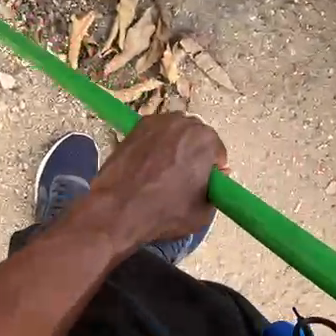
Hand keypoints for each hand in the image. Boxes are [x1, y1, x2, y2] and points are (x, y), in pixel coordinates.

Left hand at [80, 112, 226, 246]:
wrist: (119, 209)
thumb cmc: (164, 213)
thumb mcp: (203, 213)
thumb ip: (215, 193)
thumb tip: (212, 181)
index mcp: (207, 140)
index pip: (217, 153)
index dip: (210, 171)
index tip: (201, 185)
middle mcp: (184, 122)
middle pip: (196, 138)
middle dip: (193, 155)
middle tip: (181, 179)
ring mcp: (158, 122)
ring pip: (174, 134)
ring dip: (173, 148)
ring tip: (162, 173)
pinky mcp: (136, 127)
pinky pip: (154, 135)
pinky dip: (154, 146)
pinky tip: (147, 166)